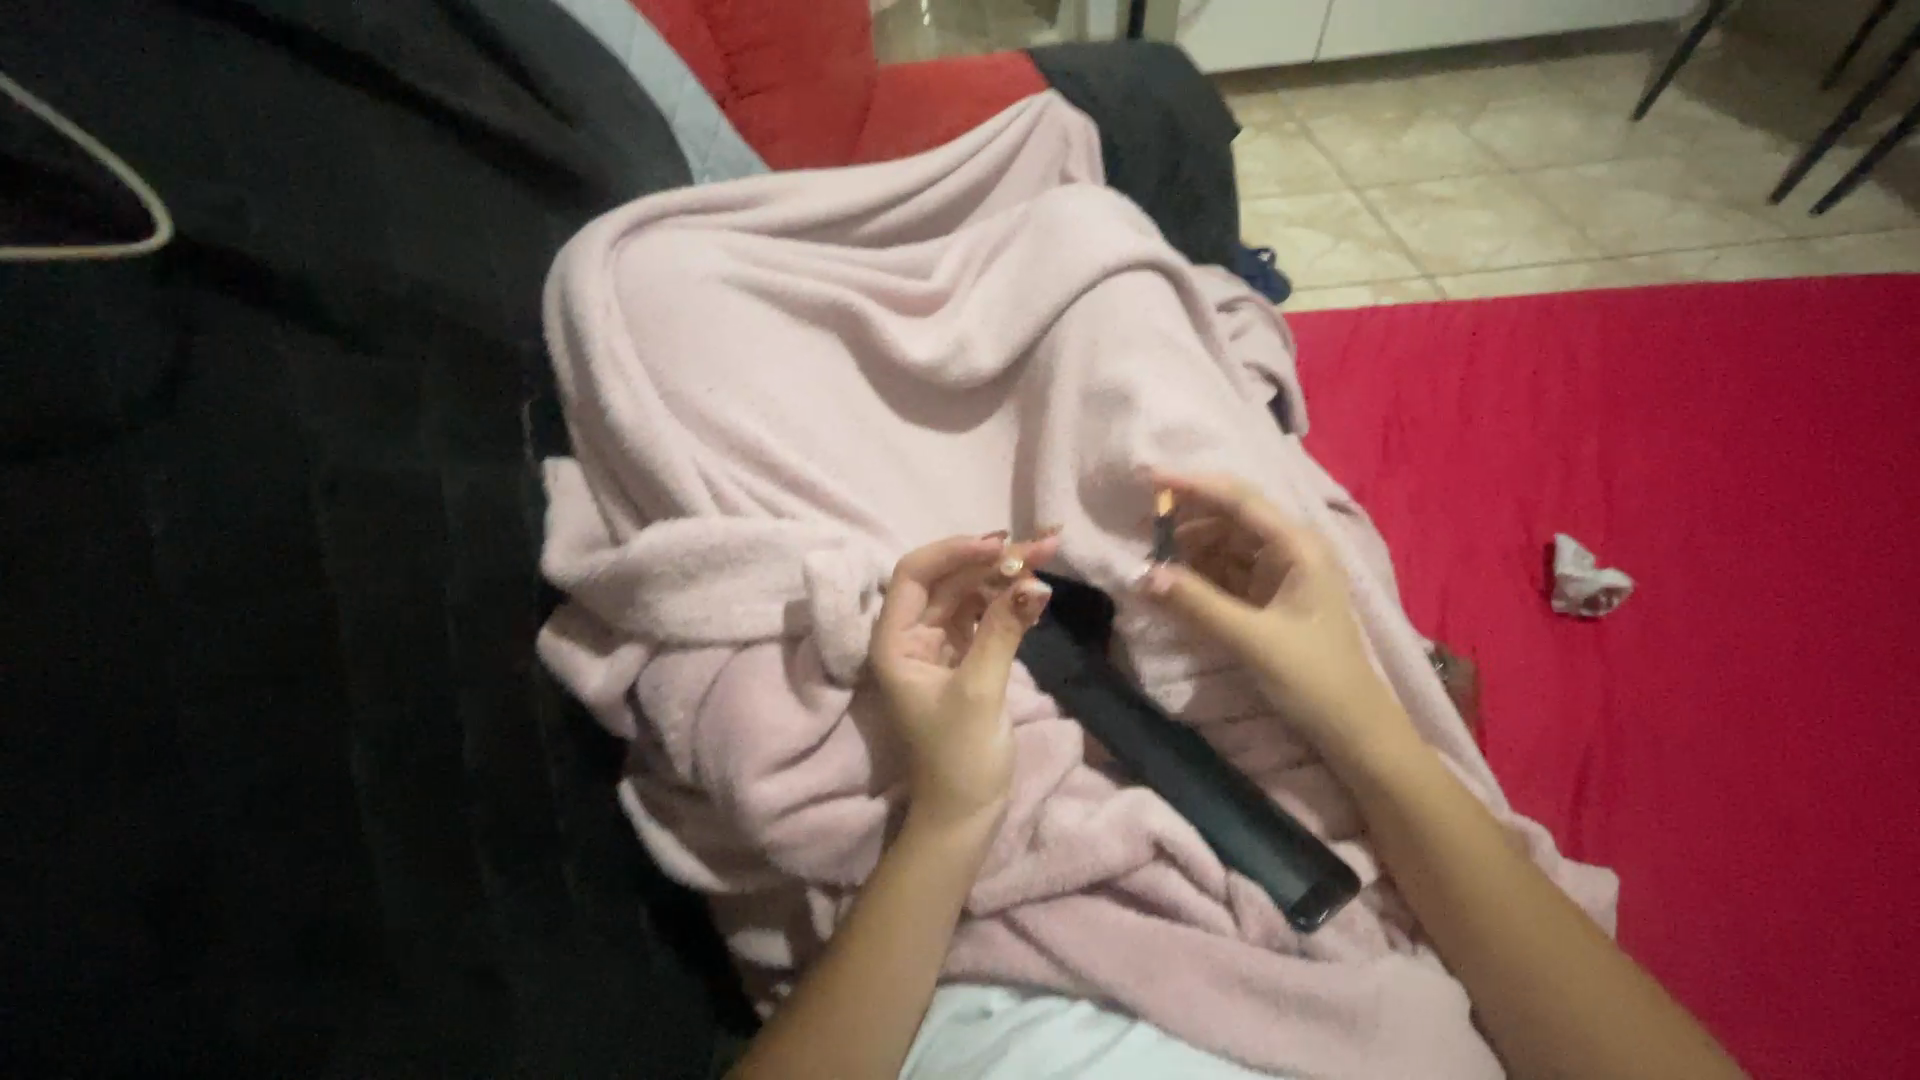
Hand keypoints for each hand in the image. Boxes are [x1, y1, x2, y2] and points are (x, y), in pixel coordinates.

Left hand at [868, 532, 1056, 830]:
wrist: (966, 811)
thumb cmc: (958, 757)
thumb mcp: (980, 691)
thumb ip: (1003, 632)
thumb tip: (1035, 583)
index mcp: (894, 642)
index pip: (913, 575)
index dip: (953, 552)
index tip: (999, 546)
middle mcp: (912, 636)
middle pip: (948, 580)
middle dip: (992, 561)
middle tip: (1043, 544)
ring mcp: (940, 645)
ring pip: (969, 594)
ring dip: (1005, 576)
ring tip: (1047, 557)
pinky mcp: (966, 656)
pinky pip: (985, 615)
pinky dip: (1009, 601)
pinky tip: (1036, 590)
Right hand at [1136, 469, 1411, 754]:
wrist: (1353, 730)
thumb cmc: (1314, 679)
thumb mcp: (1251, 640)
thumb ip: (1196, 603)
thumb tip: (1141, 574)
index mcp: (1297, 547)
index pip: (1238, 500)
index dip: (1191, 485)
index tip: (1147, 479)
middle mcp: (1289, 551)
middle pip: (1229, 518)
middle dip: (1184, 518)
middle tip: (1138, 524)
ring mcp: (1278, 575)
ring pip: (1223, 545)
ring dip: (1187, 547)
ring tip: (1147, 553)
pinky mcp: (1267, 600)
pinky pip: (1225, 573)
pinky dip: (1197, 573)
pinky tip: (1170, 577)